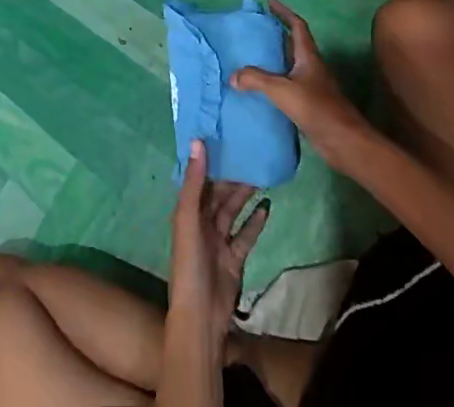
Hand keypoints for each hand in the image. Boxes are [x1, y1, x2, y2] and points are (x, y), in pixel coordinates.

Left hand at [169, 139, 269, 346]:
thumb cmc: (189, 263)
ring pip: (232, 212)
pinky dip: (255, 222)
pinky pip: (246, 235)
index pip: (198, 180)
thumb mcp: (188, 219)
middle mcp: (200, 223)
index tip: (222, 139)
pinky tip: (267, 208)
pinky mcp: (234, 259)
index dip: (208, 161)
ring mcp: (218, 241)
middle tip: (249, 157)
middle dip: (231, 178)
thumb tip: (198, 143)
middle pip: (217, 195)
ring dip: (244, 196)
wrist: (201, 314)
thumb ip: (194, 183)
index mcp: (185, 212)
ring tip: (261, 177)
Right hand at [232, 0, 376, 159]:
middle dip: (276, 33)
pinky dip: (273, 80)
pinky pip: (287, 85)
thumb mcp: (282, 90)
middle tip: (255, 28)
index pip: (298, 27)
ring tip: (251, 55)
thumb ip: (256, 79)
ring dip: (274, 58)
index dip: (285, 13)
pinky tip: (258, 87)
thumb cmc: (316, 108)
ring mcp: (311, 86)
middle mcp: (311, 68)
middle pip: (293, 44)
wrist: (344, 142)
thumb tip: (233, 76)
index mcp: (309, 58)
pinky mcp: (308, 104)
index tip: (270, 2)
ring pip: (289, 65)